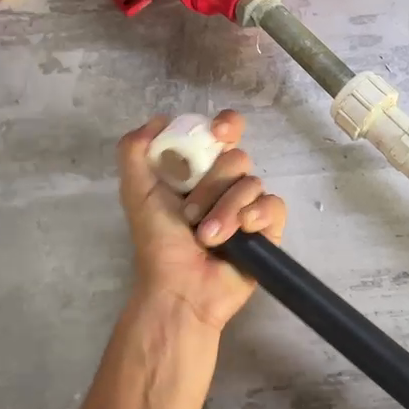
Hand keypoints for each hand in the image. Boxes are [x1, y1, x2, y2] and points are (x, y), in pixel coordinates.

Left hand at [116, 111, 287, 332]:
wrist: (178, 289)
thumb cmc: (157, 242)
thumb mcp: (136, 192)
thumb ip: (135, 151)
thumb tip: (159, 119)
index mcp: (202, 167)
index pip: (225, 130)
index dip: (227, 125)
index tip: (218, 135)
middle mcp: (228, 181)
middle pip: (237, 157)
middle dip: (212, 186)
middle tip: (190, 215)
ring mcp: (250, 204)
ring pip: (252, 183)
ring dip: (225, 210)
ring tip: (206, 238)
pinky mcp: (269, 228)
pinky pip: (273, 205)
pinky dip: (256, 215)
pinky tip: (244, 231)